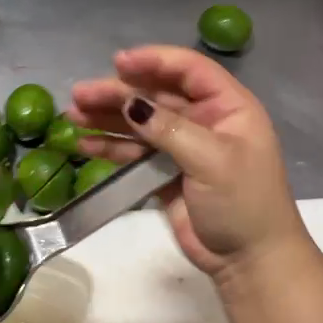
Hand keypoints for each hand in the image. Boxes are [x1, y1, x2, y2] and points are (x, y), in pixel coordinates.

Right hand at [70, 46, 310, 287]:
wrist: (249, 261)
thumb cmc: (243, 202)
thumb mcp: (211, 159)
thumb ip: (169, 129)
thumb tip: (129, 104)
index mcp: (228, 107)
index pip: (188, 70)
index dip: (153, 60)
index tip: (118, 62)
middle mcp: (204, 120)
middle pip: (156, 95)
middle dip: (118, 93)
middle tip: (80, 94)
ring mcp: (182, 147)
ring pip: (140, 122)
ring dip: (108, 117)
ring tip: (73, 115)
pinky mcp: (164, 173)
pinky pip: (134, 151)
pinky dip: (111, 146)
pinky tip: (85, 143)